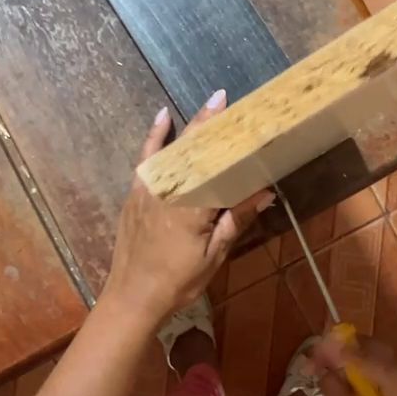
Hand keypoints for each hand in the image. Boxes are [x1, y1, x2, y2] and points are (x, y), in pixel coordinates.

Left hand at [103, 93, 271, 324]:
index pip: (212, 164)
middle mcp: (167, 191)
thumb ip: (235, 220)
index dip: (224, 137)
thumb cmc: (178, 282)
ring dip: (189, 126)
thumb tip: (263, 192)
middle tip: (224, 98)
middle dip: (208, 121)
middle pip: (190, 150)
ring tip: (208, 106)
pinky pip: (146, 159)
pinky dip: (153, 137)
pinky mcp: (135, 195)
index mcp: (190, 206)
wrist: (133, 297)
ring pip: (171, 151)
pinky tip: (162, 117)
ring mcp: (147, 191)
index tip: (237, 114)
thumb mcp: (213, 256)